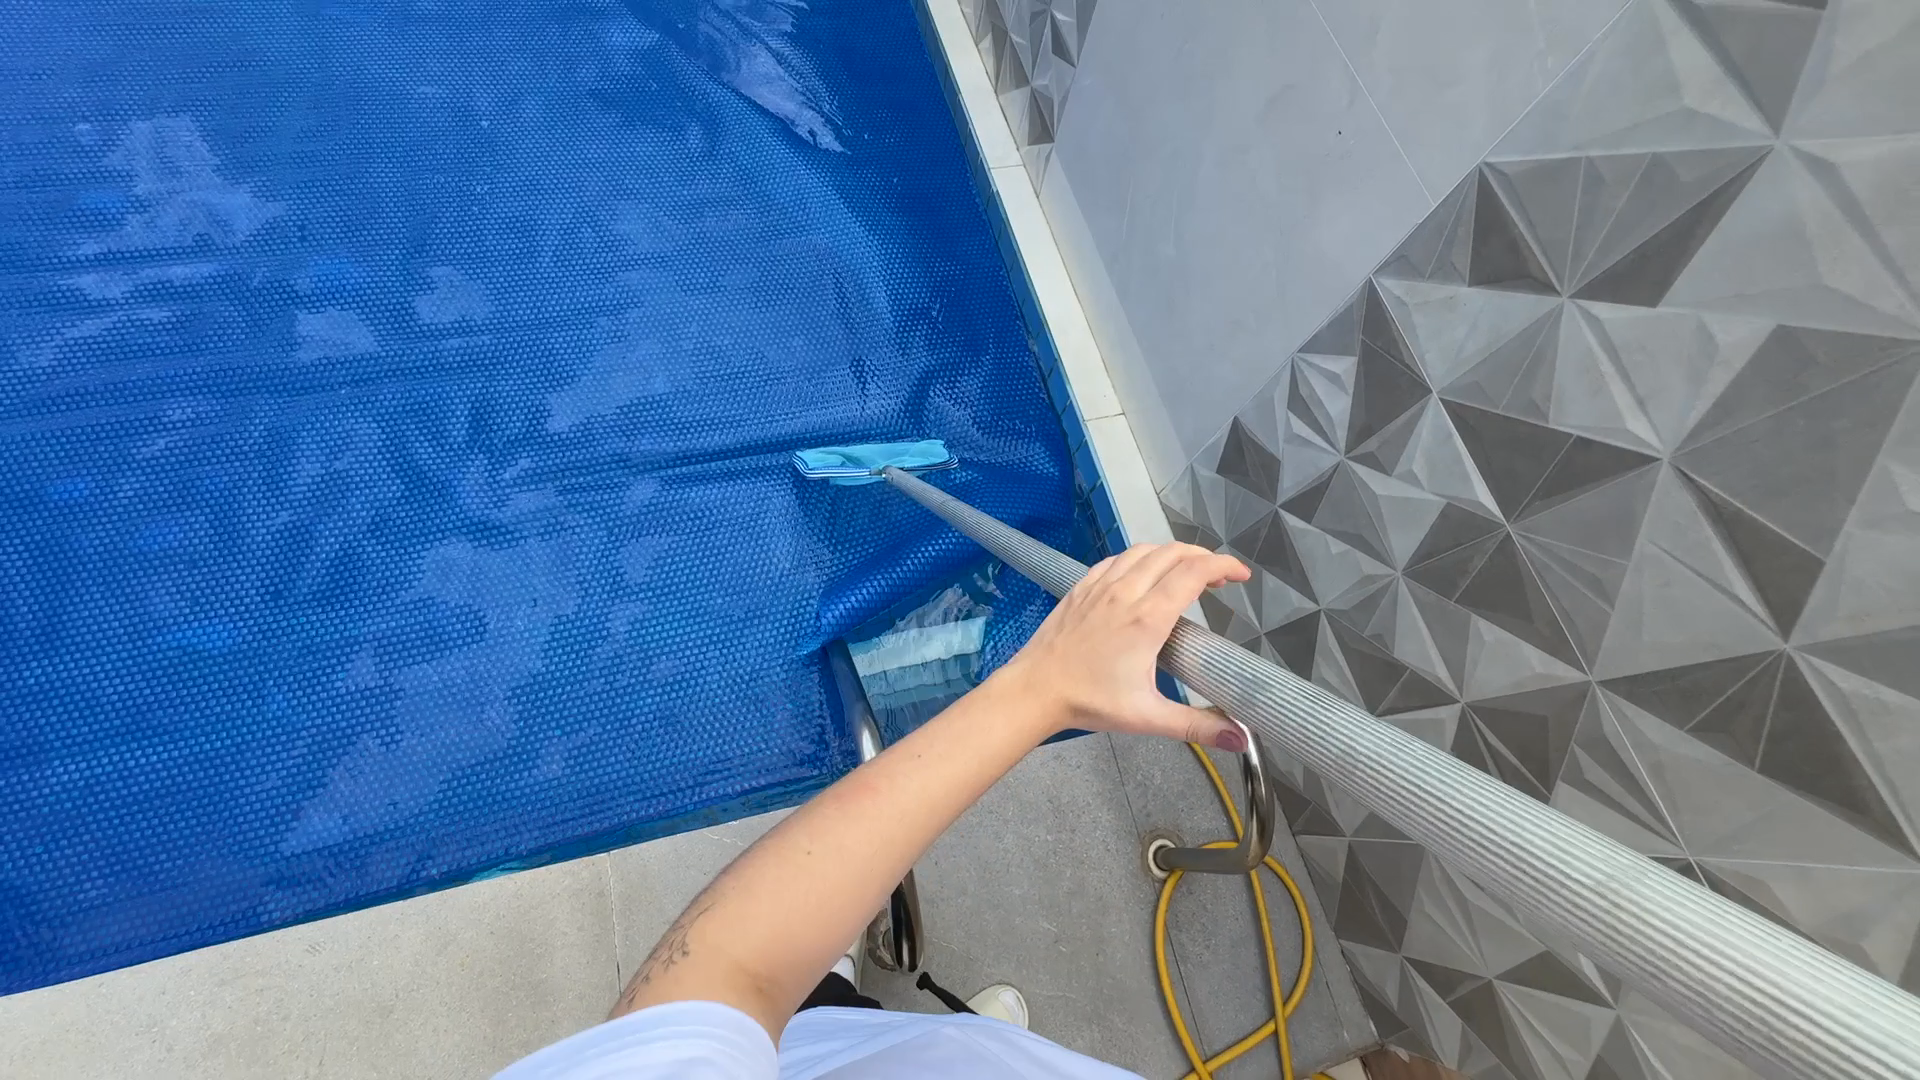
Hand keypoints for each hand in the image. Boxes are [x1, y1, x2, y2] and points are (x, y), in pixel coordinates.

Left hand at [992, 542, 1251, 749]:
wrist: (1035, 689)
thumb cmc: (1089, 701)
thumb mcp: (1147, 717)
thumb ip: (1197, 725)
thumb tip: (1240, 736)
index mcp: (1146, 619)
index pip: (1193, 573)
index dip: (1223, 566)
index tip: (1240, 575)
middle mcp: (1124, 593)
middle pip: (1172, 554)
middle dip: (1203, 556)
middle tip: (1219, 577)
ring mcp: (1099, 586)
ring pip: (1142, 551)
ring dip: (1170, 554)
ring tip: (1185, 571)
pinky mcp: (1080, 588)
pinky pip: (1115, 560)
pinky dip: (1138, 558)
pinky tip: (1142, 574)